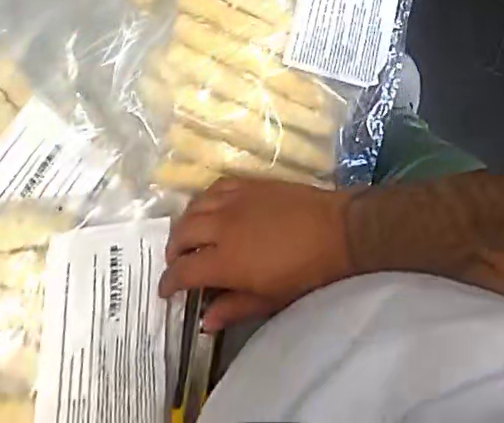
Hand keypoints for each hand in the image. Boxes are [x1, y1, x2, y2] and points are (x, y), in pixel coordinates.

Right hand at [158, 176, 355, 329]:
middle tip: (178, 264)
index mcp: (225, 259)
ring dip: (186, 222)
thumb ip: (233, 307)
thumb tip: (205, 320)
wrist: (337, 229)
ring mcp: (237, 199)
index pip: (183, 270)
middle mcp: (223, 224)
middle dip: (173, 251)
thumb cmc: (305, 272)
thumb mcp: (269, 299)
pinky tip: (212, 208)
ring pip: (196, 205)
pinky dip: (206, 198)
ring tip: (190, 236)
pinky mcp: (252, 183)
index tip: (166, 290)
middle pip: (182, 232)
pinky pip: (217, 186)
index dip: (169, 282)